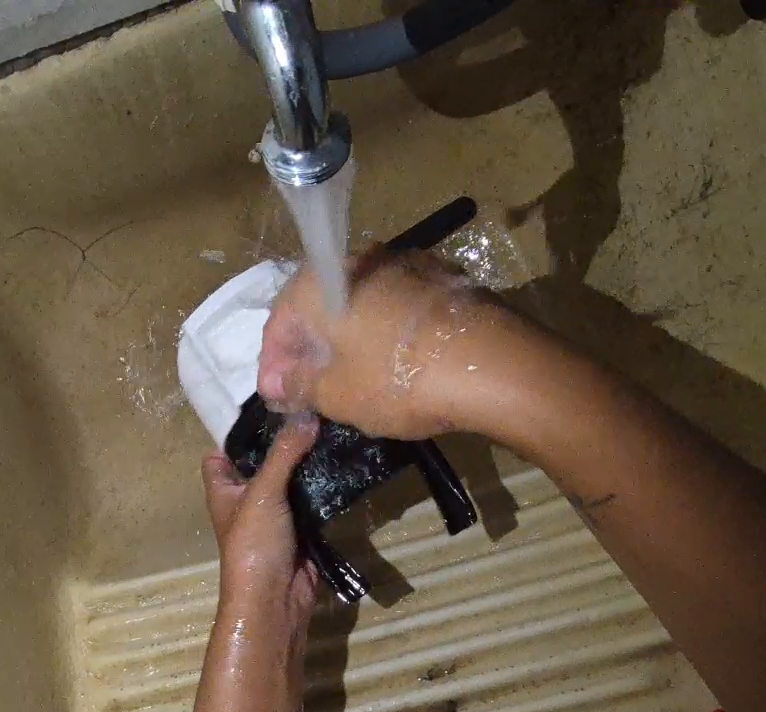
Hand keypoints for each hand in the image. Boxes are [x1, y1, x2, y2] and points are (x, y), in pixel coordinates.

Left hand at [201, 413, 320, 627]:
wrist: (275, 601)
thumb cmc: (253, 545)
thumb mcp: (262, 492)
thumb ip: (284, 453)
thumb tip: (307, 412)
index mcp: (223, 490)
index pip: (221, 452)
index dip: (237, 432)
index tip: (268, 405)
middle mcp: (247, 499)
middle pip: (264, 461)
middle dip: (286, 440)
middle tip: (316, 406)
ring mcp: (276, 515)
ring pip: (293, 479)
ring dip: (311, 462)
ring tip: (337, 425)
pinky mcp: (303, 529)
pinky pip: (314, 500)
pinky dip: (327, 486)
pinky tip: (347, 460)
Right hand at [257, 250, 543, 439]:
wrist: (494, 365)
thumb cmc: (399, 379)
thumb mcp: (337, 394)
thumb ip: (299, 385)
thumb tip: (277, 383)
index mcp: (321, 283)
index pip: (279, 321)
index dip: (272, 364)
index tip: (277, 398)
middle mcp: (359, 259)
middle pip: (317, 307)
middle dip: (307, 349)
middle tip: (307, 389)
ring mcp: (404, 263)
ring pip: (357, 304)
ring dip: (344, 340)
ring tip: (346, 378)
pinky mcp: (441, 277)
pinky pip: (392, 306)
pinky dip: (379, 333)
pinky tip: (387, 362)